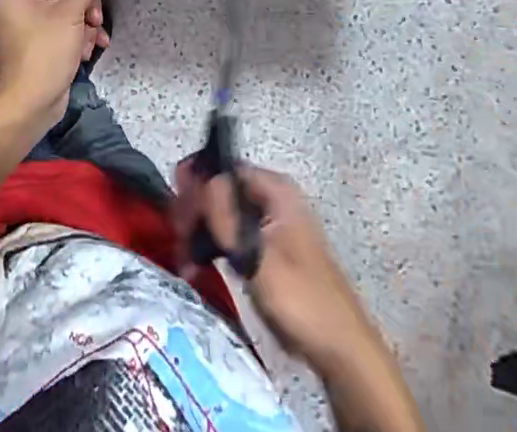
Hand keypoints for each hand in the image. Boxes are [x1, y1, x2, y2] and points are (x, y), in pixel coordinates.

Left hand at [0, 0, 109, 136]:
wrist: (31, 103)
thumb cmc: (46, 51)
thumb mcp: (71, 12)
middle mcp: (18, 9)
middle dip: (85, 9)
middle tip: (96, 21)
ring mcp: (28, 31)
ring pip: (67, 17)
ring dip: (85, 28)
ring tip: (91, 43)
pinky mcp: (39, 49)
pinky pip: (63, 35)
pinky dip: (77, 41)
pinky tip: (86, 53)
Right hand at [174, 161, 382, 372]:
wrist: (339, 349)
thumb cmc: (300, 299)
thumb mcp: (256, 255)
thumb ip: (225, 216)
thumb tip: (200, 177)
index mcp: (275, 189)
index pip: (223, 167)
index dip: (195, 182)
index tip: (178, 209)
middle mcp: (271, 198)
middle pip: (219, 188)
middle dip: (194, 210)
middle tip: (179, 238)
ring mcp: (269, 222)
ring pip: (220, 212)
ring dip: (199, 231)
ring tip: (185, 258)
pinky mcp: (264, 247)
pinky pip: (229, 233)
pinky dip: (211, 246)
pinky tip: (196, 266)